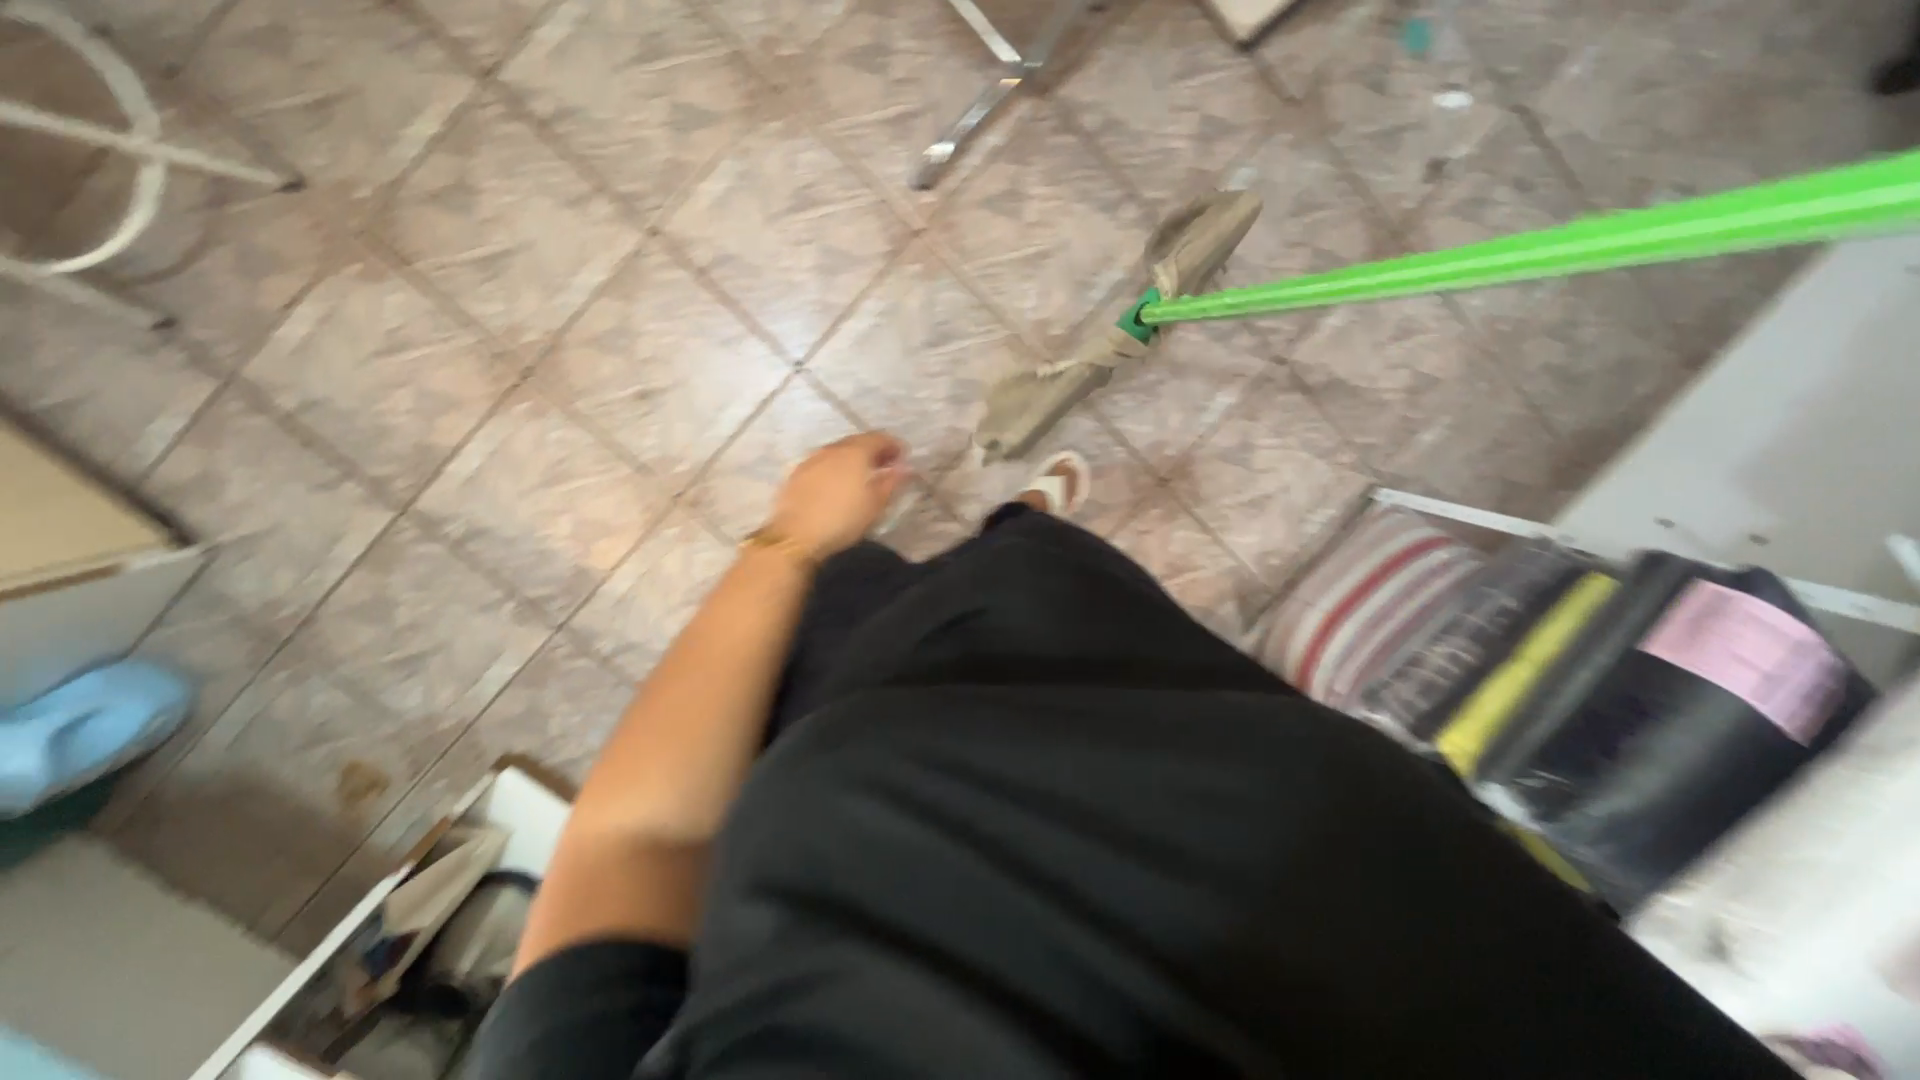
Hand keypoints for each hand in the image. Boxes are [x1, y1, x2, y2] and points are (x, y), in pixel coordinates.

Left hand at [766, 433, 909, 557]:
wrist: (796, 536)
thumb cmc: (843, 519)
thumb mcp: (875, 504)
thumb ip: (892, 481)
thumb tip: (905, 467)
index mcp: (855, 452)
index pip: (879, 438)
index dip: (893, 445)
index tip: (903, 457)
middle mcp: (832, 449)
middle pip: (857, 442)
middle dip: (873, 450)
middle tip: (885, 465)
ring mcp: (811, 460)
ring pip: (837, 452)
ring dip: (852, 458)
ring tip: (862, 475)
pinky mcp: (796, 474)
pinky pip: (822, 464)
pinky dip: (835, 468)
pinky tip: (837, 484)